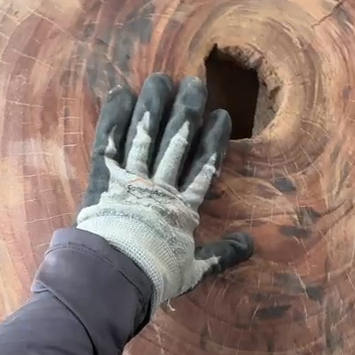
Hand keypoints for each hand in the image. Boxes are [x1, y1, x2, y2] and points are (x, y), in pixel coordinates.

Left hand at [76, 73, 254, 305]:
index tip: (222, 116)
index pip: (204, 166)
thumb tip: (252, 245)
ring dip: (153, 105)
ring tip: (160, 79)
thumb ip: (221, 254)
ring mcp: (129, 178)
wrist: (114, 276)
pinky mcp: (101, 178)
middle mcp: (159, 185)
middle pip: (176, 141)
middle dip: (186, 111)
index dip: (214, 140)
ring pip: (144, 134)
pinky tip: (120, 94)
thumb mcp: (194, 269)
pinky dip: (113, 118)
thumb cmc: (155, 275)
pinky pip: (108, 142)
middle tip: (194, 83)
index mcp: (183, 207)